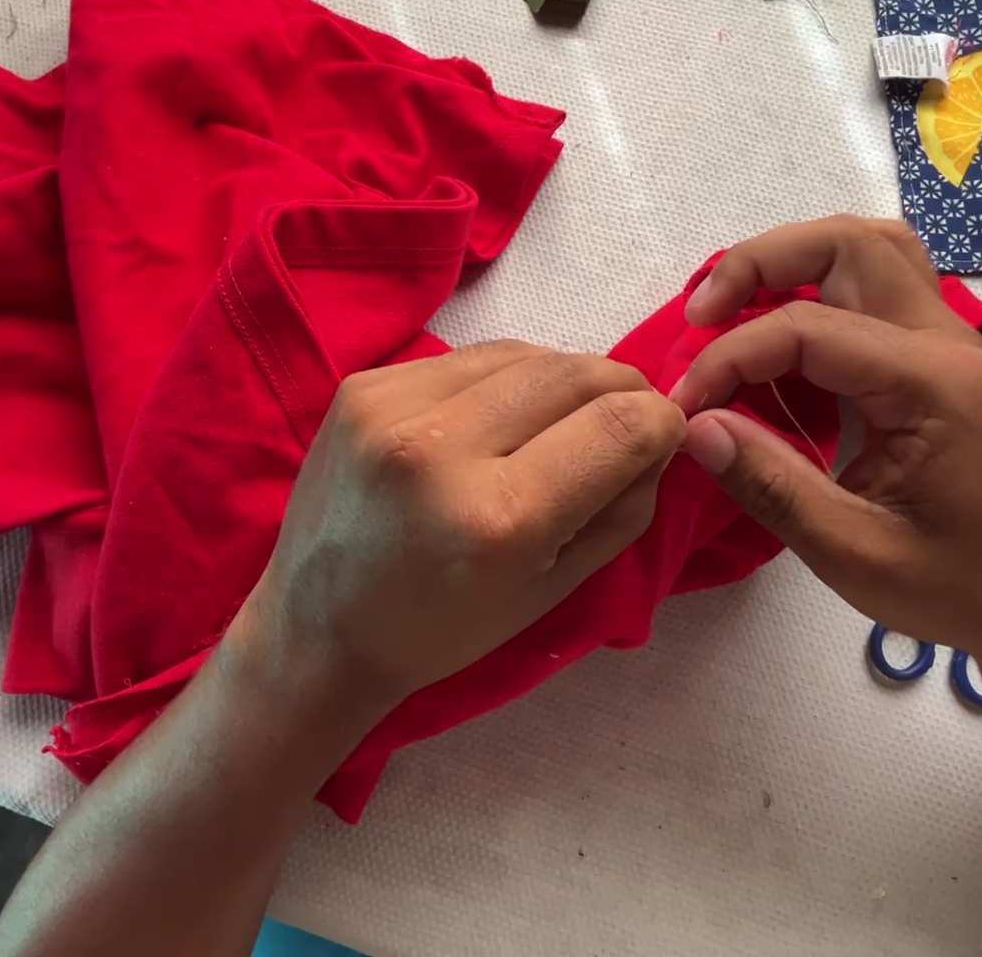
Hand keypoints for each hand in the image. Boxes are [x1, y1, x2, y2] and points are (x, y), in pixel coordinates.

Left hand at [242, 341, 686, 709]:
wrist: (318, 626)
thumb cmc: (444, 629)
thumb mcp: (556, 589)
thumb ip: (624, 505)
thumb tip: (658, 431)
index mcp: (498, 518)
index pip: (621, 425)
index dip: (663, 421)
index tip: (662, 434)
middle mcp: (440, 446)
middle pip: (574, 372)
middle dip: (621, 388)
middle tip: (625, 415)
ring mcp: (390, 404)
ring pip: (524, 352)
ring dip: (562, 379)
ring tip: (558, 420)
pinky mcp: (362, 384)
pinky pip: (468, 358)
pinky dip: (503, 381)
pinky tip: (494, 417)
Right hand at [669, 216, 981, 662]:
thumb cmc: (956, 588)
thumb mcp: (853, 553)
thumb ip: (771, 484)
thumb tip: (694, 427)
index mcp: (932, 385)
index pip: (807, 329)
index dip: (729, 358)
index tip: (682, 406)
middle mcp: (946, 342)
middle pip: (848, 245)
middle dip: (757, 265)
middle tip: (697, 315)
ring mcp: (947, 344)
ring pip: (868, 250)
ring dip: (791, 261)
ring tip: (730, 305)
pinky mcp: (935, 360)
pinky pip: (875, 286)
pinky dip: (815, 285)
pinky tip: (778, 328)